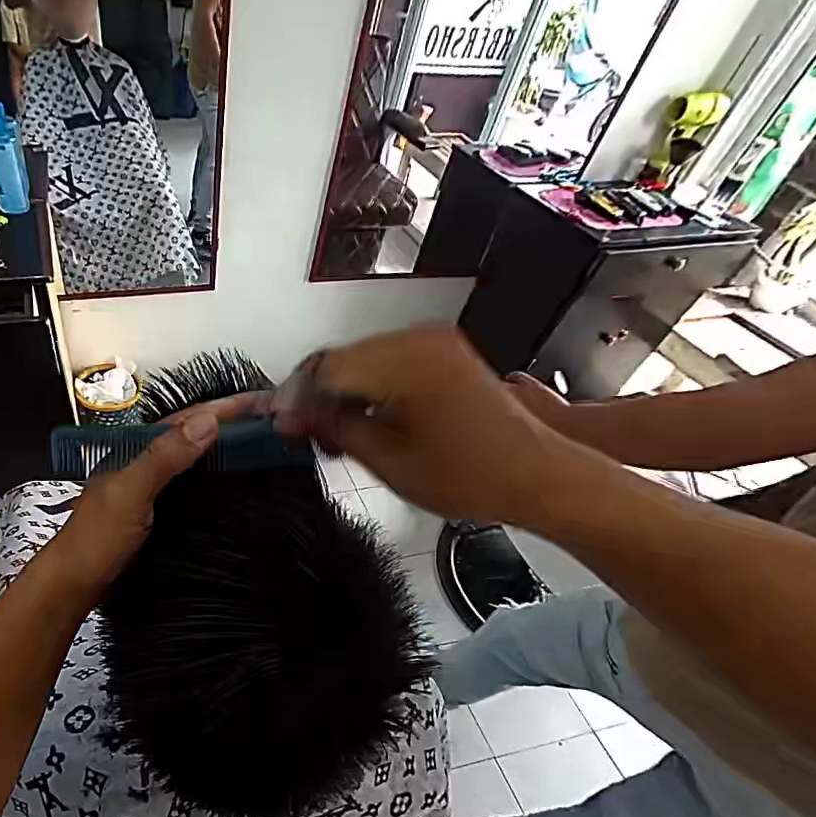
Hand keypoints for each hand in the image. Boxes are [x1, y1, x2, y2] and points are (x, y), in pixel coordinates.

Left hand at [33, 387, 261, 595]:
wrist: (75, 583)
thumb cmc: (95, 539)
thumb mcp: (131, 491)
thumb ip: (164, 456)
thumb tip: (207, 422)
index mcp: (138, 447)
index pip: (191, 417)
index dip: (228, 407)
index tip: (263, 401)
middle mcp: (146, 459)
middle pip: (196, 431)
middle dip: (233, 419)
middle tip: (272, 416)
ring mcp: (152, 483)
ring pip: (197, 453)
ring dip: (227, 442)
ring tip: (261, 437)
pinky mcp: (159, 506)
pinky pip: (195, 478)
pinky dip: (217, 469)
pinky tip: (232, 474)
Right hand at [276, 325, 607, 525]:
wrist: (535, 474)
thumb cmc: (476, 476)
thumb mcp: (390, 461)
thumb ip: (336, 429)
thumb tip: (295, 416)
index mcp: (406, 362)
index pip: (325, 368)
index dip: (296, 398)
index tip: (280, 423)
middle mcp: (421, 340)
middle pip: (343, 358)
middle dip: (317, 395)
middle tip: (304, 433)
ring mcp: (435, 344)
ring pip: (364, 359)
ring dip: (343, 391)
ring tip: (336, 433)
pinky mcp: (445, 354)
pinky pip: (390, 361)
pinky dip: (371, 387)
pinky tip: (365, 418)